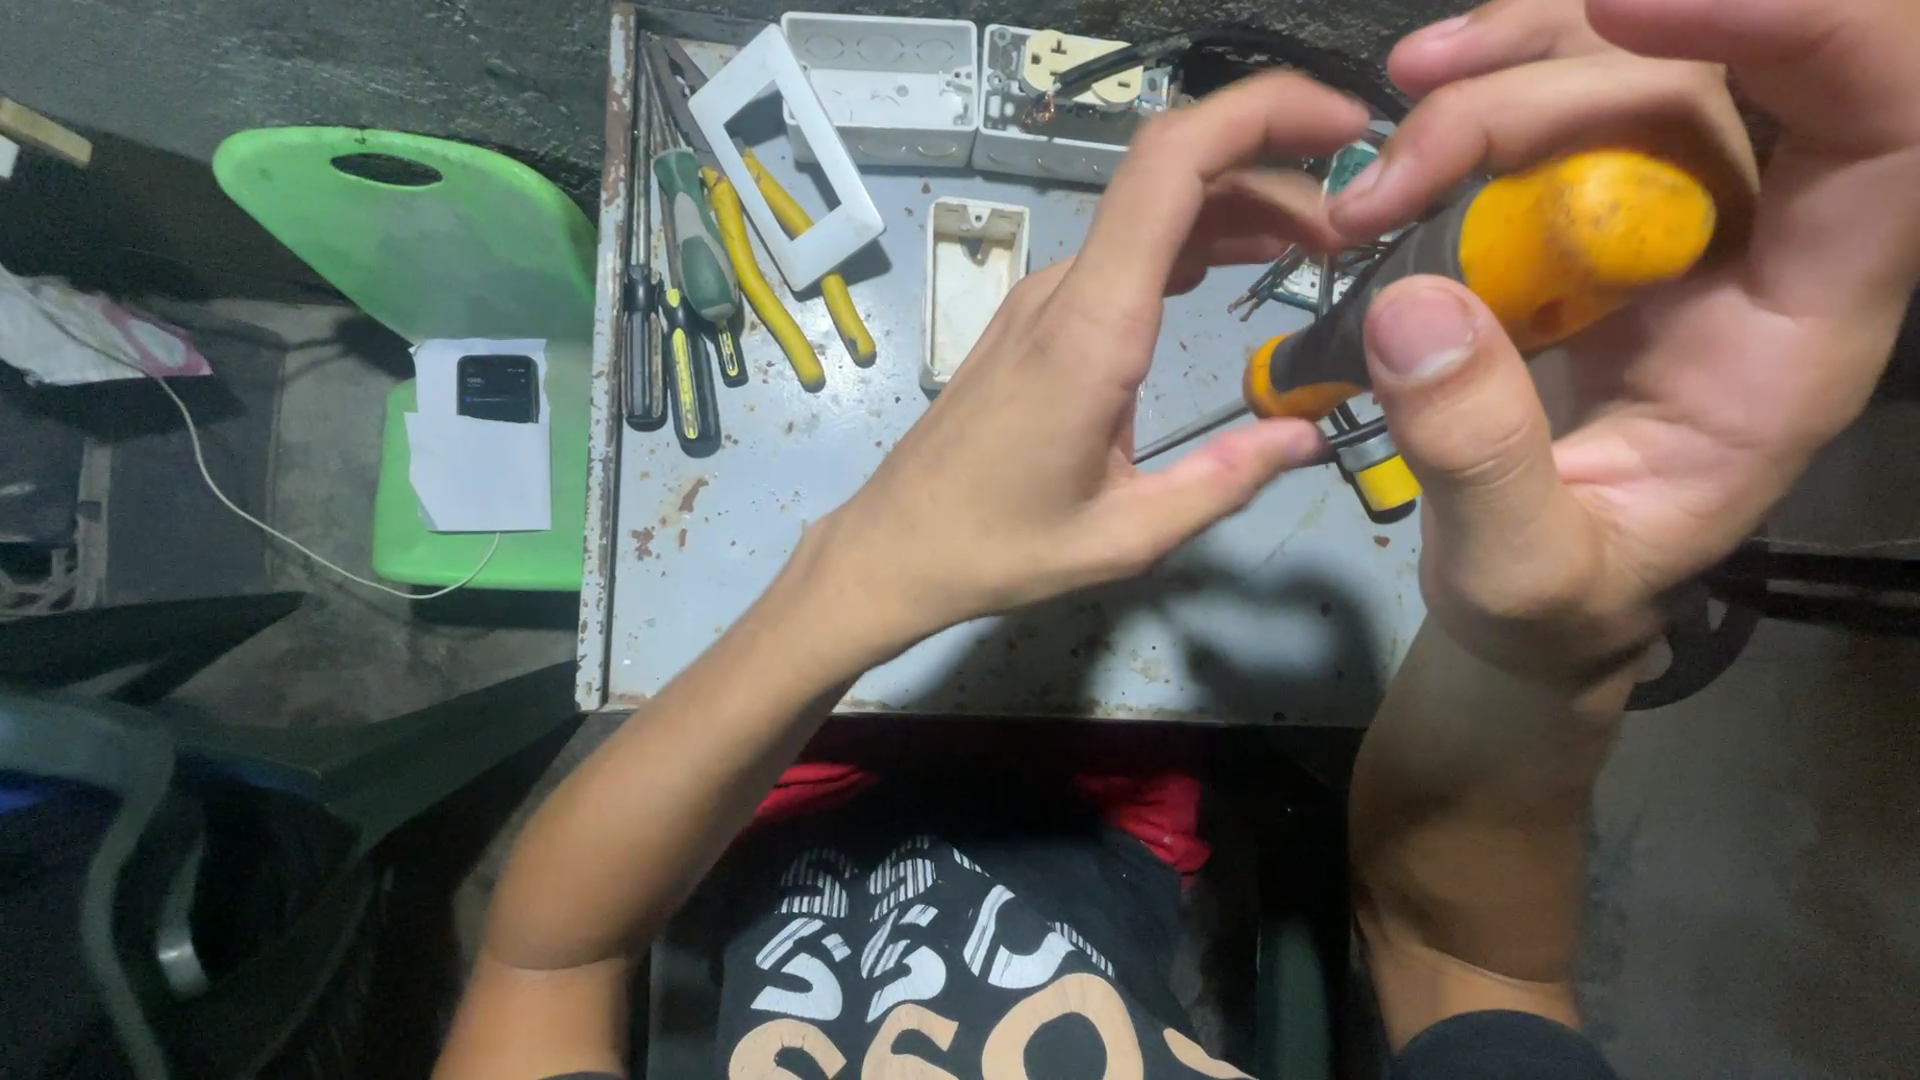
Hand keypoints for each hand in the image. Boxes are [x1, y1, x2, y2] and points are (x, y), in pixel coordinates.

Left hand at [805, 72, 1371, 659]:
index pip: (1170, 166)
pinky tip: (1235, 269)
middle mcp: (1063, 294)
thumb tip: (1305, 435)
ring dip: (1236, 209)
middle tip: (1353, 224)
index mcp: (1090, 332)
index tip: (1345, 127)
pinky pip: (1121, 256)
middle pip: (1173, 176)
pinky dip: (1189, 244)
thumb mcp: (1123, 536)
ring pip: (1149, 214)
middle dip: (1274, 171)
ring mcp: (1042, 302)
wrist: (898, 545)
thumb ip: (1221, 483)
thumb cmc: (998, 547)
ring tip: (1315, 247)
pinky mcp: (1033, 322)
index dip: (1262, 115)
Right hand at [1327, 0, 1919, 687]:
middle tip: (1389, 174)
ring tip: (1402, 95)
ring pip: (1626, 84)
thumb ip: (1475, 456)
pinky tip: (1410, 130)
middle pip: (1698, 89)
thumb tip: (1408, 308)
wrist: (1531, 602)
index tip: (1621, 8)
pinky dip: (1482, 112)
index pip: (1882, 119)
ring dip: (1511, 69)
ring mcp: (1655, 246)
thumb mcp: (1516, 564)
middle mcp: (1747, 259)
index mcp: (1795, 334)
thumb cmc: (1550, 598)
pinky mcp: (1573, 253)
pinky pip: (1551, 138)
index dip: (1795, 22)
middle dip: (1538, 91)